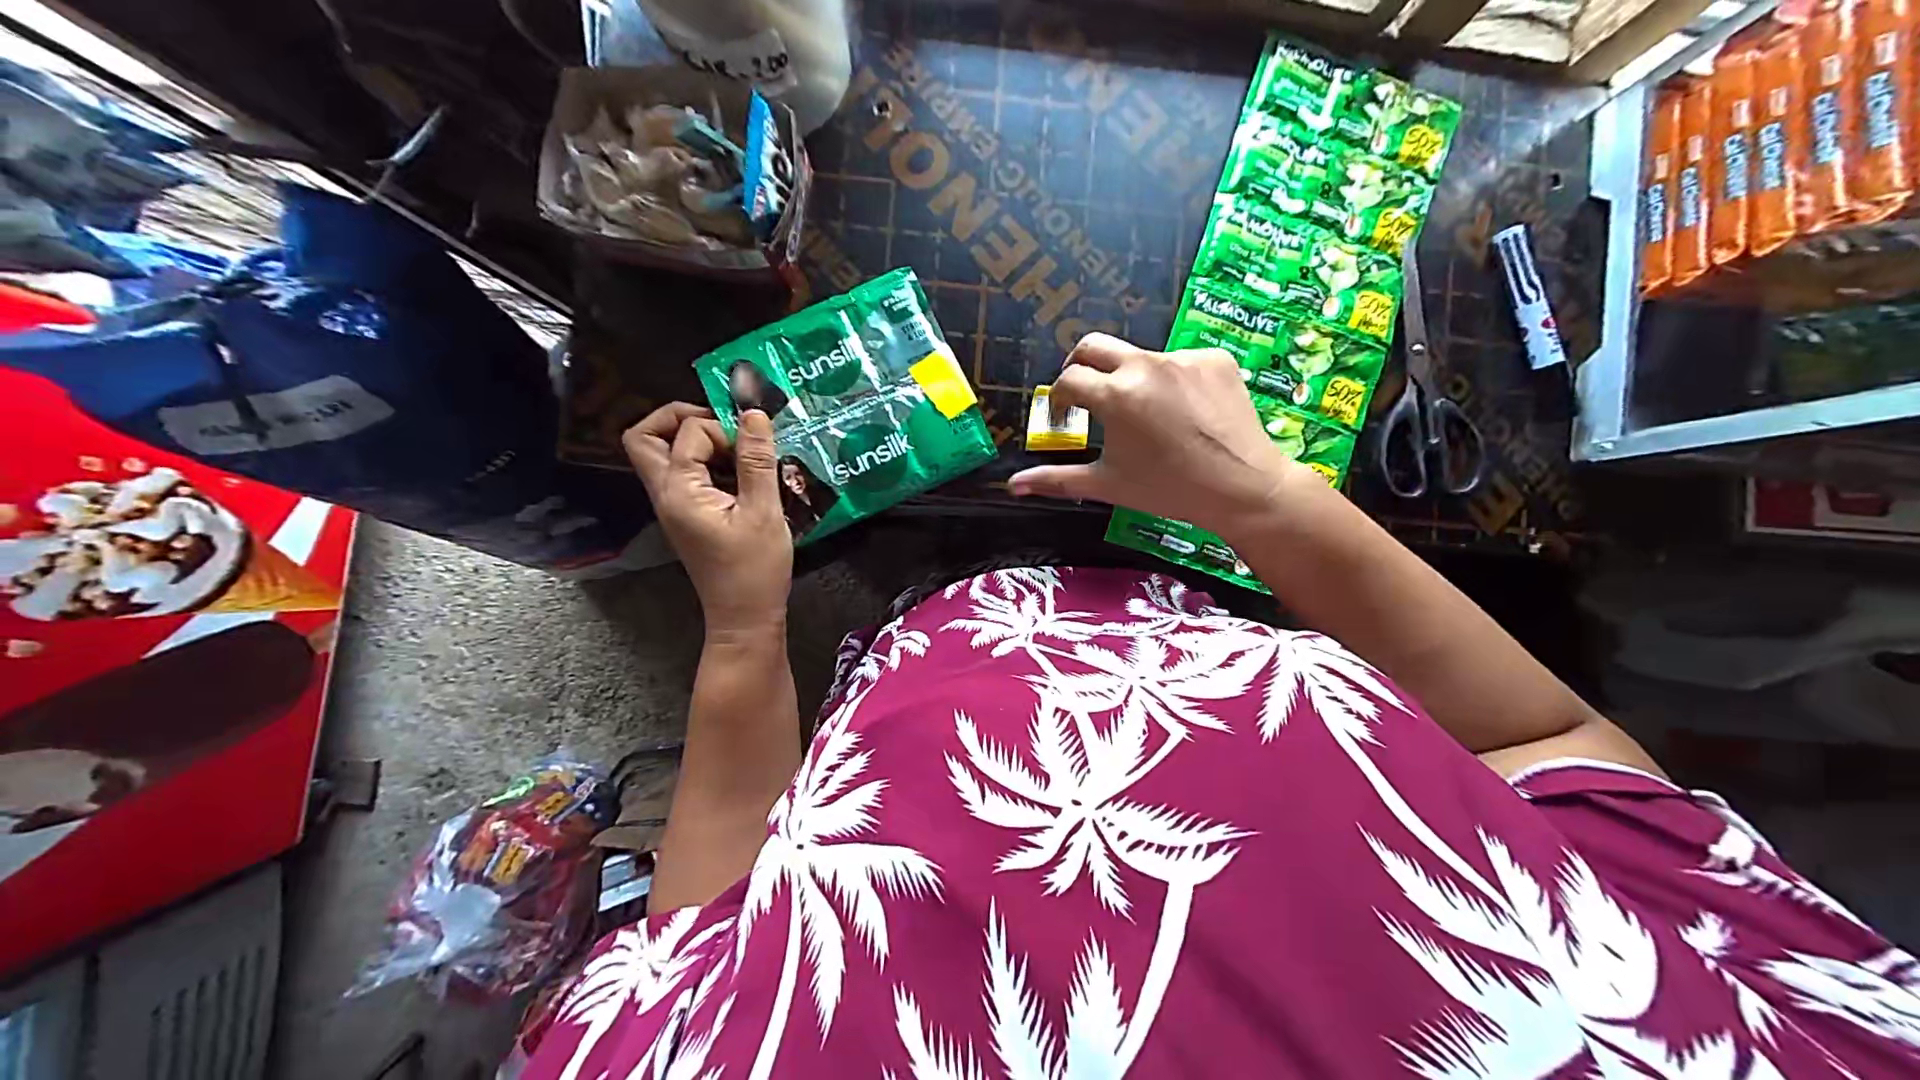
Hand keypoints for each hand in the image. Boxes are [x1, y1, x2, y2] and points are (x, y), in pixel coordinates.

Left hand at [624, 403, 792, 637]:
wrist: (745, 618)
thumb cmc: (755, 570)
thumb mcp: (764, 512)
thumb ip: (756, 460)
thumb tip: (753, 413)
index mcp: (679, 492)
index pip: (687, 433)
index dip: (721, 428)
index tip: (754, 446)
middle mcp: (666, 495)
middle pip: (646, 437)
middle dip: (682, 418)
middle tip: (723, 424)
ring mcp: (673, 506)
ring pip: (663, 455)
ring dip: (696, 441)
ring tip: (738, 450)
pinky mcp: (687, 515)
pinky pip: (684, 474)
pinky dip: (706, 462)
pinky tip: (742, 474)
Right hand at [1008, 333, 1317, 538]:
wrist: (1243, 488)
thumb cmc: (1169, 490)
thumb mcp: (1107, 484)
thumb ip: (1056, 480)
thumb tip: (1013, 485)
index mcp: (1116, 395)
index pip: (1068, 380)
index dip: (1058, 400)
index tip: (1065, 417)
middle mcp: (1146, 365)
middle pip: (1093, 346)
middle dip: (1079, 366)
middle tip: (1084, 393)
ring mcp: (1183, 358)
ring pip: (1139, 358)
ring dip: (1129, 380)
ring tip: (1146, 417)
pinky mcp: (1215, 359)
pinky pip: (1178, 362)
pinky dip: (1171, 382)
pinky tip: (1182, 412)